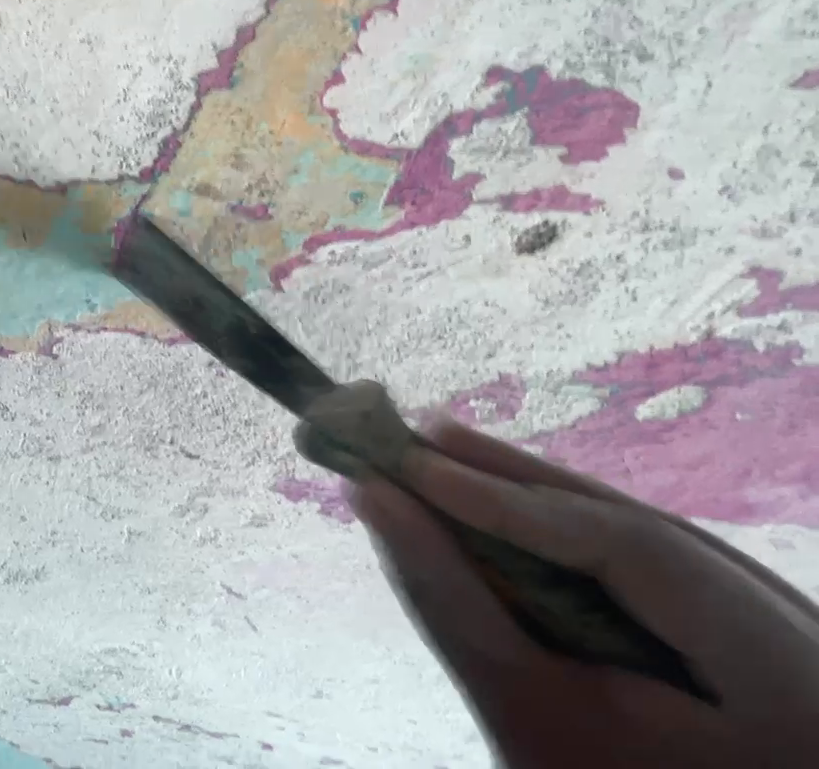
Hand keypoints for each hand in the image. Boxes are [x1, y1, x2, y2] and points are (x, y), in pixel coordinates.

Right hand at [350, 417, 818, 766]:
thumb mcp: (519, 706)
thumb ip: (447, 597)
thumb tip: (369, 492)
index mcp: (791, 677)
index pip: (635, 549)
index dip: (512, 501)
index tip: (408, 467)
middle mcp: (803, 632)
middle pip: (637, 528)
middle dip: (513, 482)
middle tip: (415, 436)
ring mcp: (775, 623)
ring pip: (634, 534)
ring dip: (526, 498)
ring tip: (435, 458)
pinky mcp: (733, 622)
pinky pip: (635, 558)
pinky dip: (554, 531)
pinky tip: (492, 506)